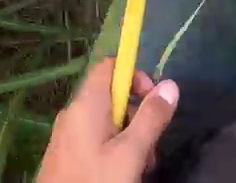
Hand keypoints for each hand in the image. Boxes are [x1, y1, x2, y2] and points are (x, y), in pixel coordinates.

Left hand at [39, 57, 179, 182]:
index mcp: (85, 104)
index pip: (109, 65)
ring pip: (105, 123)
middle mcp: (73, 113)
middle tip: (151, 145)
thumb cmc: (96, 182)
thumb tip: (170, 85)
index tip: (153, 99)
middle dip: (137, 115)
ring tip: (141, 166)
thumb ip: (151, 118)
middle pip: (111, 97)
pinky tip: (123, 174)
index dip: (134, 75)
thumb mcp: (130, 153)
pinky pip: (94, 142)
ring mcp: (66, 137)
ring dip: (128, 138)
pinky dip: (112, 151)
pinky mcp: (65, 159)